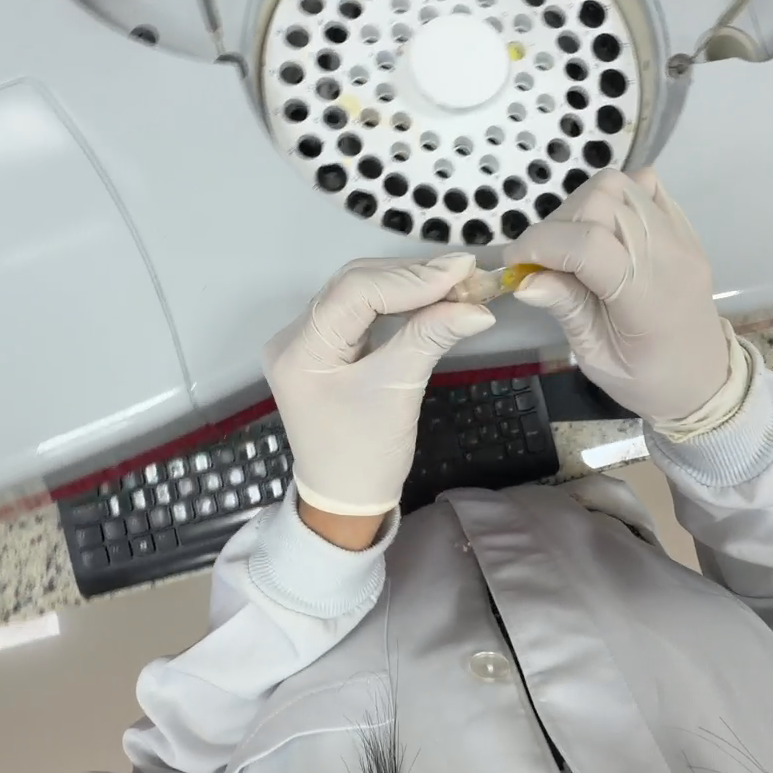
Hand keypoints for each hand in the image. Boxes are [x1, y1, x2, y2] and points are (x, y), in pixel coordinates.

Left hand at [263, 254, 496, 530]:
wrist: (346, 500)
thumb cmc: (366, 455)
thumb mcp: (398, 391)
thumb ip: (430, 337)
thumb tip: (478, 307)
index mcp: (300, 350)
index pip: (355, 291)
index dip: (411, 277)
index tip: (462, 271)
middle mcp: (295, 337)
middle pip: (355, 285)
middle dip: (412, 277)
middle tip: (465, 273)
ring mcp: (307, 341)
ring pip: (359, 294)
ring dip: (407, 286)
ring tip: (455, 282)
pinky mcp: (326, 348)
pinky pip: (361, 313)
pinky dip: (397, 304)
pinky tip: (430, 299)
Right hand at [503, 169, 741, 433]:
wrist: (704, 380)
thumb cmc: (648, 381)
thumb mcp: (597, 358)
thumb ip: (567, 309)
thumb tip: (524, 281)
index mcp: (648, 299)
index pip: (589, 244)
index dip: (541, 245)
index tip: (515, 264)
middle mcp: (669, 255)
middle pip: (601, 202)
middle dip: (558, 226)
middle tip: (544, 261)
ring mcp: (679, 235)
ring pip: (619, 185)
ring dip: (581, 208)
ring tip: (570, 245)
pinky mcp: (681, 227)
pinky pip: (643, 186)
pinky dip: (612, 198)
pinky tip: (602, 230)